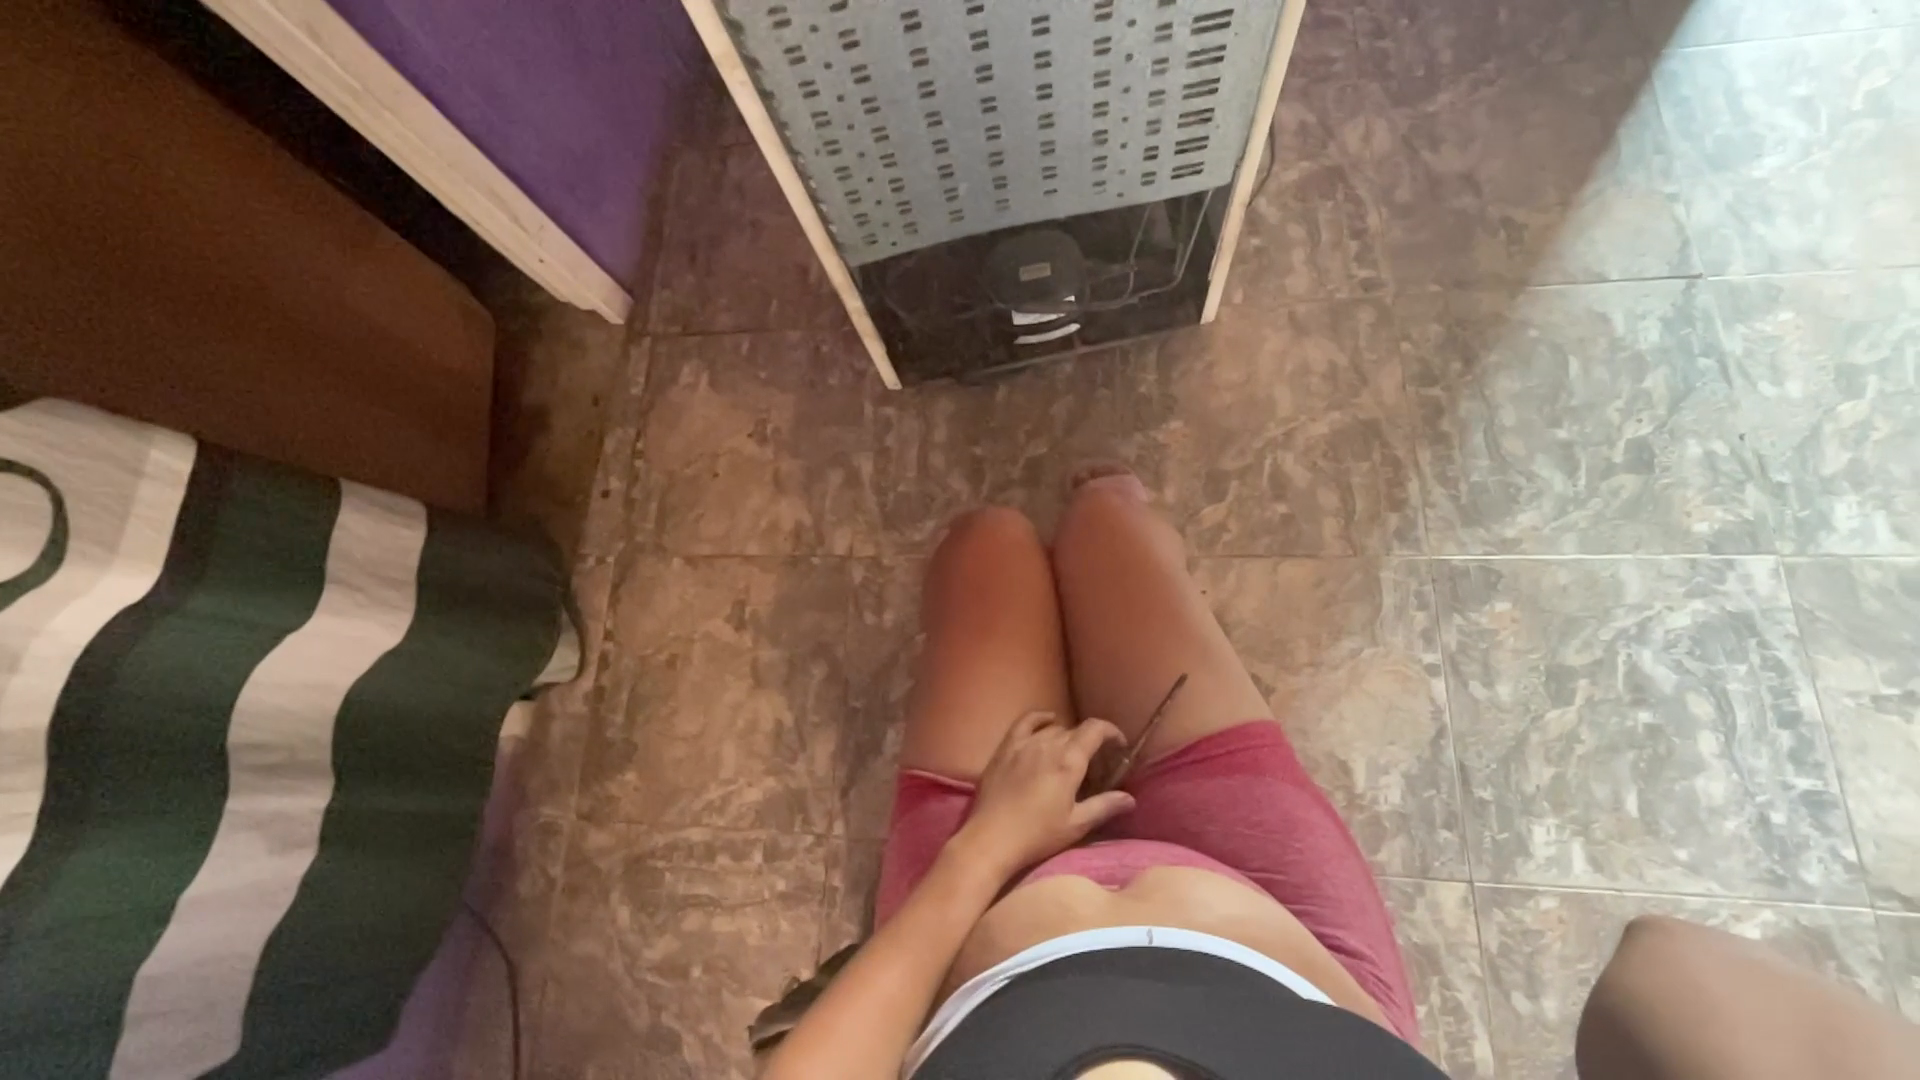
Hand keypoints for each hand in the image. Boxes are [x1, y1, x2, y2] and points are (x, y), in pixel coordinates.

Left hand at [951, 711, 1136, 880]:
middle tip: (1096, 765)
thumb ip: (1105, 806)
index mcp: (1069, 761)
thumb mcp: (1077, 824)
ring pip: (1053, 729)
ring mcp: (1024, 744)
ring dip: (1067, 737)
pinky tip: (1047, 721)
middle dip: (1091, 742)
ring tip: (1071, 755)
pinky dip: (1039, 718)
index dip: (1111, 732)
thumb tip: (1130, 798)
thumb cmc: (1038, 834)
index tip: (1120, 746)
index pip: (1095, 730)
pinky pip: (1024, 722)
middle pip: (1075, 731)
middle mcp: (1047, 744)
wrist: (991, 838)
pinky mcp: (1005, 748)